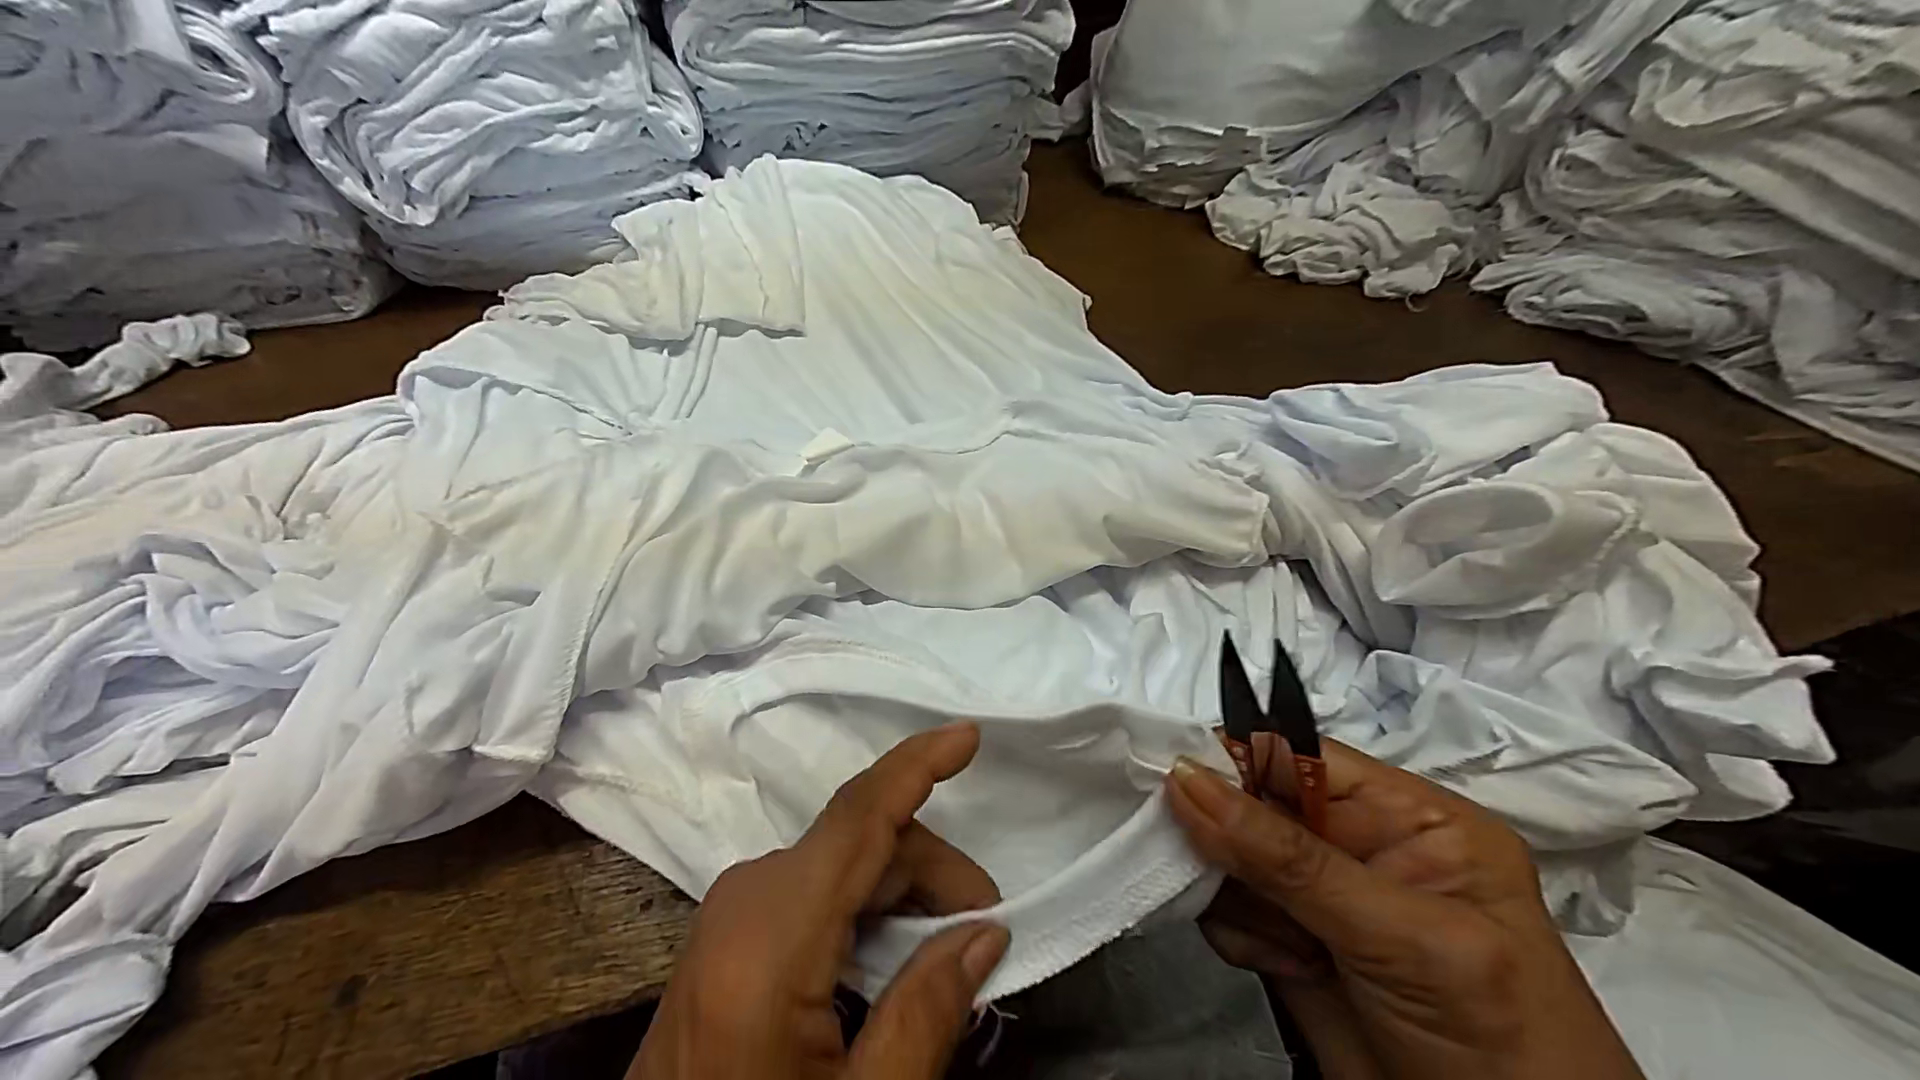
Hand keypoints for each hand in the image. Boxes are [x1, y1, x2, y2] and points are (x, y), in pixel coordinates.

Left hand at [629, 723, 1008, 1079]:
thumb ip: (927, 1013)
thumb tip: (986, 933)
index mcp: (771, 936)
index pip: (857, 818)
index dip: (917, 765)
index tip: (969, 734)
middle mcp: (747, 897)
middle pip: (861, 843)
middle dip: (933, 872)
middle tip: (988, 929)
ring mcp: (733, 908)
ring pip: (842, 862)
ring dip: (905, 890)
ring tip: (948, 951)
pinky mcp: (732, 928)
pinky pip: (817, 888)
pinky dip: (870, 906)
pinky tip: (897, 956)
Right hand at [1167, 737, 1644, 1079]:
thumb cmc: (1495, 1040)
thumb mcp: (1401, 935)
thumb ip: (1289, 858)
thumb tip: (1185, 778)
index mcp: (1405, 815)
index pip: (1299, 756)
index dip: (1235, 758)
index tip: (1178, 779)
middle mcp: (1355, 842)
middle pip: (1252, 801)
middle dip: (1226, 834)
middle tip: (1217, 869)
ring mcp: (1317, 892)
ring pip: (1227, 853)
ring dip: (1232, 892)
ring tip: (1283, 943)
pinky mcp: (1286, 936)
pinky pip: (1225, 904)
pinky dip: (1233, 930)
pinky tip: (1279, 965)